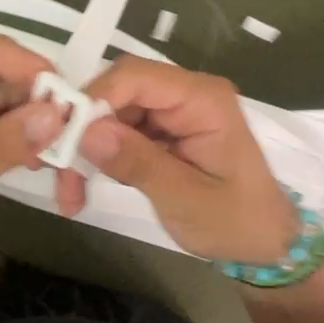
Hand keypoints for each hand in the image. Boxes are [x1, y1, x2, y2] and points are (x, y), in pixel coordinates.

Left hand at [0, 37, 63, 275]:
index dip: (31, 68)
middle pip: (5, 76)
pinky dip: (29, 142)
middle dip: (42, 102)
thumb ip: (1, 147)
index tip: (69, 102)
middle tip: (76, 139)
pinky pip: (7, 126)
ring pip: (12, 102)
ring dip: (41, 126)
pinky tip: (45, 168)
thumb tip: (56, 113)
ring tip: (65, 163)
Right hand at [57, 58, 298, 263]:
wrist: (266, 245)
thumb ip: (139, 163)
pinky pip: (117, 132)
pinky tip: (81, 188)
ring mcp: (172, 114)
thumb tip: (88, 133)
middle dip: (82, 129)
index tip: (61, 139)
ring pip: (109, 113)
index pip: (134, 77)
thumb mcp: (186, 199)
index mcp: (203, 100)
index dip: (92, 100)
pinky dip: (96, 158)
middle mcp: (186, 96)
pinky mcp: (161, 133)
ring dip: (83, 149)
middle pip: (116, 91)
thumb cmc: (237, 223)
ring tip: (68, 193)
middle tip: (57, 173)